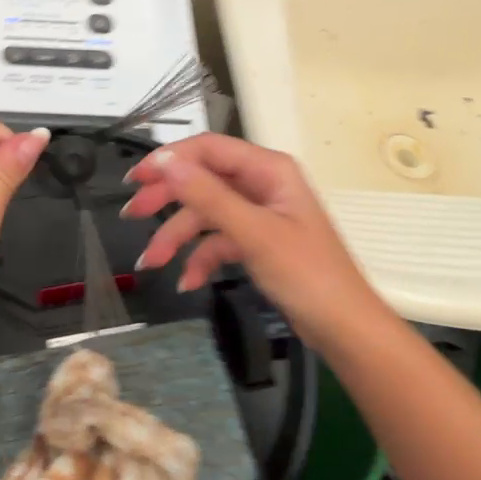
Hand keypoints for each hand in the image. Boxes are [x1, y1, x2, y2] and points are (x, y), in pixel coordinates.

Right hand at [122, 133, 381, 344]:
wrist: (347, 330)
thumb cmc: (308, 276)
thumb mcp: (253, 233)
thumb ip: (207, 195)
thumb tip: (165, 162)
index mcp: (268, 169)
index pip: (208, 149)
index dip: (169, 159)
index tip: (136, 179)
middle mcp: (263, 184)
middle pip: (202, 179)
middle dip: (168, 198)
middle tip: (133, 214)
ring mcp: (260, 213)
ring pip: (206, 213)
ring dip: (178, 237)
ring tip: (152, 262)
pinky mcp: (258, 242)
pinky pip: (219, 240)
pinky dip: (200, 257)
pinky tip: (186, 280)